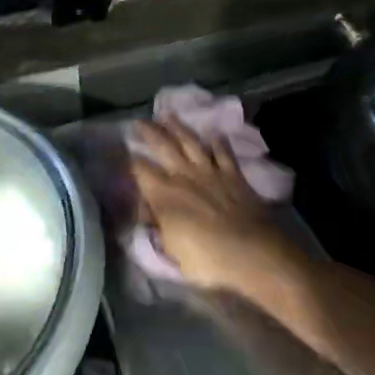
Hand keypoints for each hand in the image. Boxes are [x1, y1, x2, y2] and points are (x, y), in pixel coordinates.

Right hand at [129, 120, 306, 294]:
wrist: (252, 252)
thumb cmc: (207, 259)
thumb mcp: (171, 251)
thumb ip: (157, 227)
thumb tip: (146, 212)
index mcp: (164, 194)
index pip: (140, 170)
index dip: (130, 160)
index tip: (123, 151)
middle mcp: (184, 176)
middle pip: (163, 146)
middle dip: (149, 133)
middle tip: (139, 121)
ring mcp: (210, 172)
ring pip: (191, 143)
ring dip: (179, 128)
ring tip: (168, 115)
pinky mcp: (234, 175)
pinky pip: (224, 153)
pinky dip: (218, 142)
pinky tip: (214, 133)